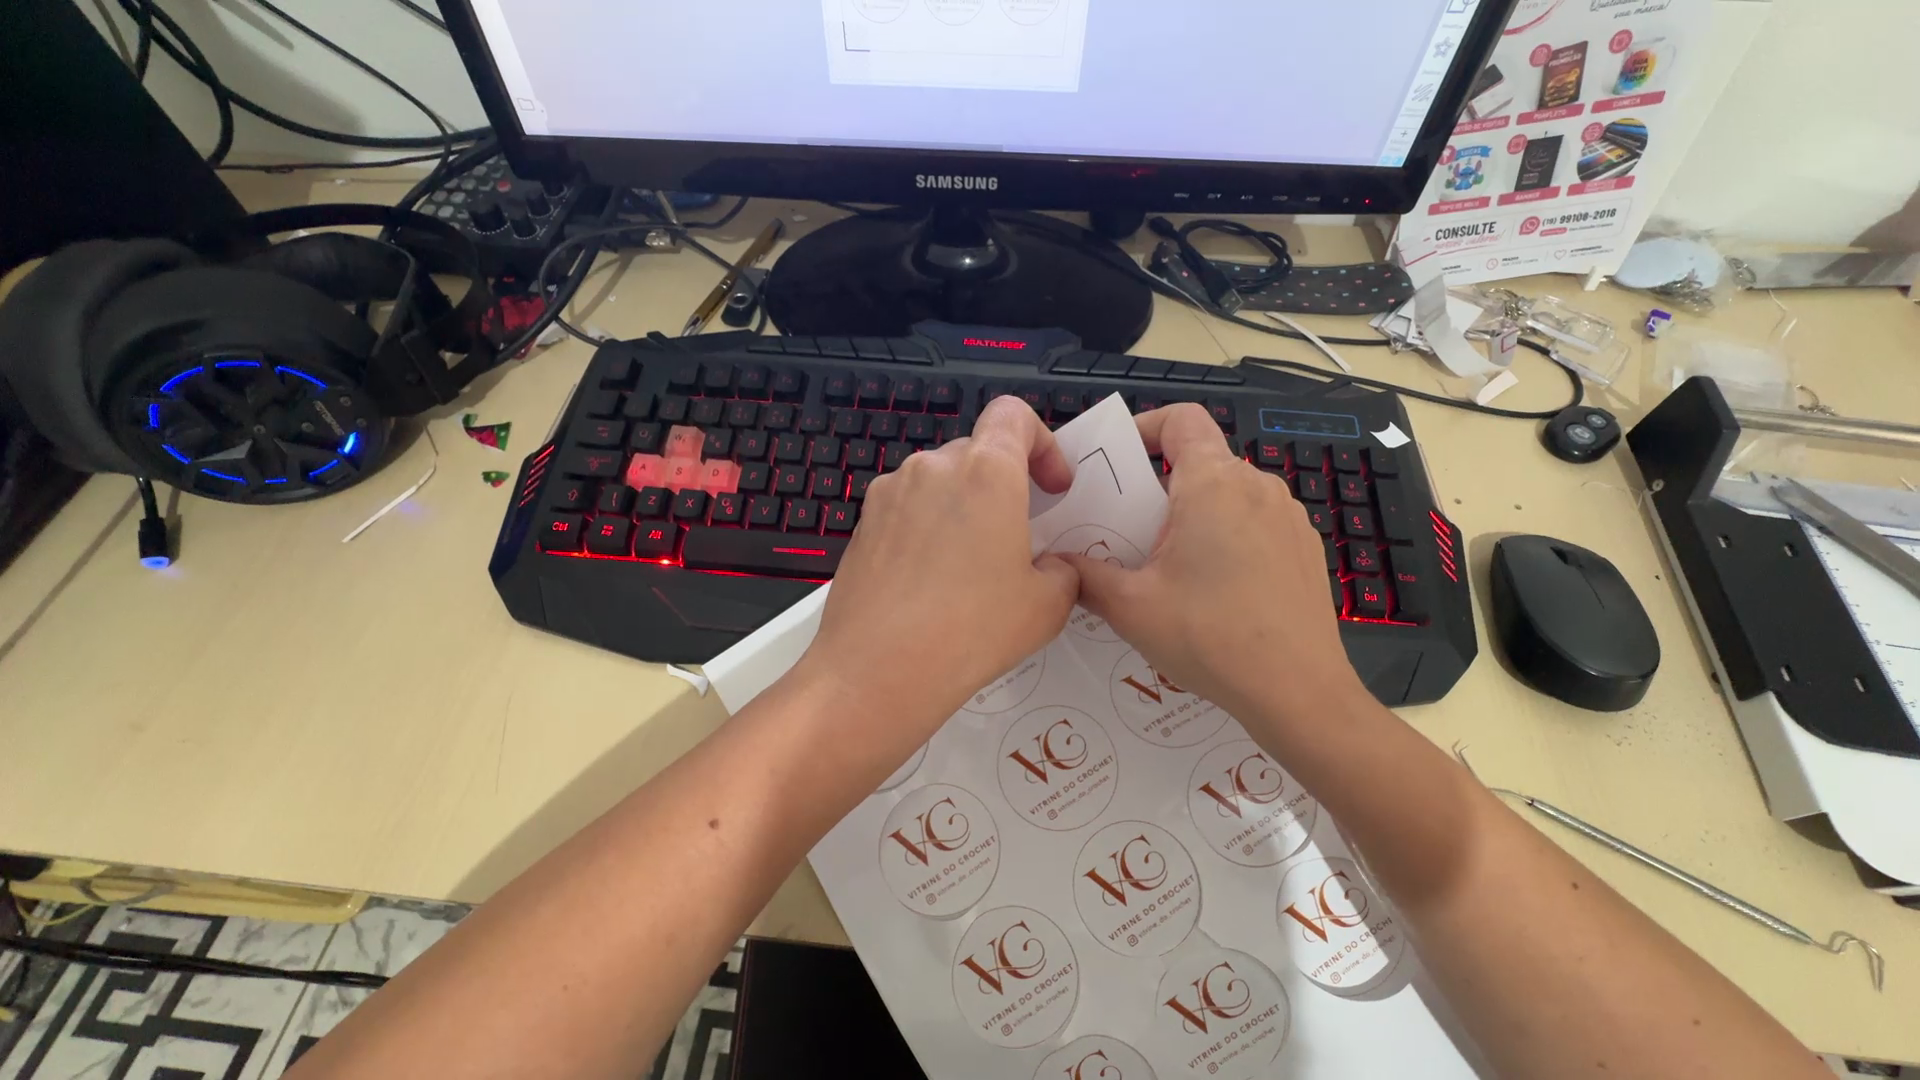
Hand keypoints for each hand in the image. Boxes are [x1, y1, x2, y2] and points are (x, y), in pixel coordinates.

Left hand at [801, 397, 1079, 737]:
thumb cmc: (970, 632)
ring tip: (971, 566)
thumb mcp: (1047, 605)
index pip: (1014, 414)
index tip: (1051, 487)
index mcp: (986, 472)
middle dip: (1003, 485)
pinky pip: (907, 509)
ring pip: (939, 482)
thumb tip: (1049, 566)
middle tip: (1017, 537)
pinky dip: (926, 528)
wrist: (877, 671)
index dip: (1042, 443)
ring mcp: (890, 493)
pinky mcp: (862, 523)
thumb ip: (1062, 570)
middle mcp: (933, 468)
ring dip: (962, 508)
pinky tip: (931, 581)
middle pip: (977, 451)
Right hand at [1061, 404, 1365, 724]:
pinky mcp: (1305, 547)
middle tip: (1127, 531)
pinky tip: (1215, 590)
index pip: (1181, 418)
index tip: (1118, 461)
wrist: (1298, 692)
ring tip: (1170, 567)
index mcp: (1212, 483)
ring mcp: (1288, 517)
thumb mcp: (1130, 607)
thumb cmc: (1210, 637)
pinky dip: (1227, 536)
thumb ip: (1085, 575)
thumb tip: (1058, 563)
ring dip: (1194, 514)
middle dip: (1159, 487)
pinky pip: (1255, 522)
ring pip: (1228, 494)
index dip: (1146, 427)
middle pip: (1200, 460)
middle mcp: (1256, 486)